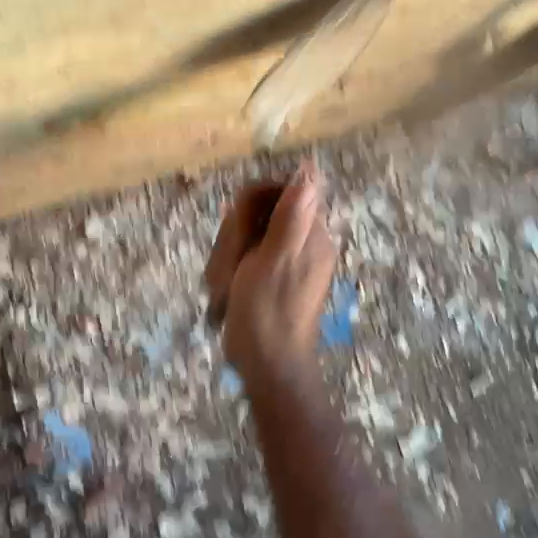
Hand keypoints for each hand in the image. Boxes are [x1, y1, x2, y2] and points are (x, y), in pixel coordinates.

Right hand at [203, 164, 334, 391]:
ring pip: (247, 233)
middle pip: (260, 209)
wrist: (269, 371)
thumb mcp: (275, 259)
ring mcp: (288, 259)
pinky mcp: (273, 276)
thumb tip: (311, 167)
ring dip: (228, 257)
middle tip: (232, 267)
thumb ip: (292, 213)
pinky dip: (231, 271)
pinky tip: (226, 294)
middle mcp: (304, 240)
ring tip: (226, 287)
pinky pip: (246, 256)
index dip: (254, 201)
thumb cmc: (269, 315)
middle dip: (236, 236)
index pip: (283, 187)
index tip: (240, 228)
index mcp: (312, 233)